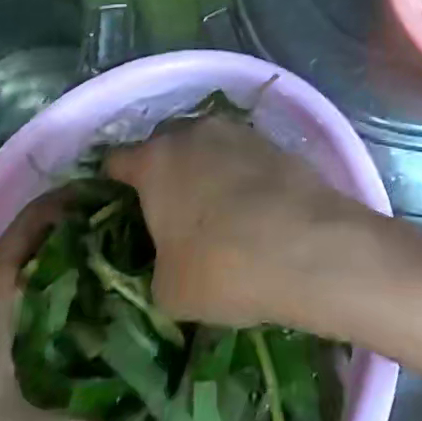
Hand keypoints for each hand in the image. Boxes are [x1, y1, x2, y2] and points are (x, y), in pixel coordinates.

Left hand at [0, 195, 98, 420]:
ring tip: (99, 267)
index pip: (33, 220)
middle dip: (74, 232)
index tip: (113, 197)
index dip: (73, 202)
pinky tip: (55, 310)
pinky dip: (32, 284)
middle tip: (119, 235)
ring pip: (15, 264)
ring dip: (53, 259)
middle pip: (29, 238)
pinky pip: (1, 288)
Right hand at [105, 115, 380, 329]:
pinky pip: (242, 156)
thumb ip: (155, 262)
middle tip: (166, 210)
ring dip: (204, 170)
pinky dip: (239, 176)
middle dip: (161, 171)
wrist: (309, 245)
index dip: (111, 184)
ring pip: (207, 145)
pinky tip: (249, 209)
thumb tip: (169, 256)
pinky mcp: (276, 142)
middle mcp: (194, 132)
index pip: (116, 161)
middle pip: (164, 144)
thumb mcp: (167, 288)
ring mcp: (239, 132)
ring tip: (213, 211)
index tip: (115, 208)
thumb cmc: (223, 266)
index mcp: (155, 159)